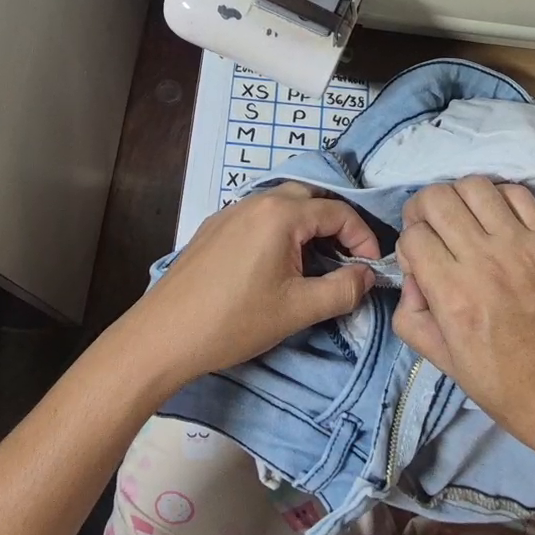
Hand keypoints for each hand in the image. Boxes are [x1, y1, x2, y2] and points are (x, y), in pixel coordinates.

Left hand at [116, 183, 379, 392]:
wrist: (164, 335)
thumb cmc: (234, 321)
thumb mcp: (298, 310)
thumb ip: (342, 289)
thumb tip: (366, 276)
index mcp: (281, 213)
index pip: (338, 212)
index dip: (363, 238)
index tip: (370, 269)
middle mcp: (257, 200)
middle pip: (310, 198)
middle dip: (336, 226)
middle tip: (346, 260)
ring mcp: (231, 211)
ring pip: (282, 205)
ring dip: (307, 227)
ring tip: (315, 264)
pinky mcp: (213, 228)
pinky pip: (258, 217)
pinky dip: (279, 231)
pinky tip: (276, 265)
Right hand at [394, 177, 534, 447]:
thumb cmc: (509, 389)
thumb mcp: (445, 364)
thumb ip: (412, 318)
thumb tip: (412, 278)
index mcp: (453, 296)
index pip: (413, 236)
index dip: (408, 245)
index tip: (418, 262)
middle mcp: (484, 261)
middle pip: (437, 198)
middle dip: (423, 211)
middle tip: (431, 231)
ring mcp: (521, 246)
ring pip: (474, 185)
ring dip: (458, 197)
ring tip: (462, 220)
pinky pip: (517, 193)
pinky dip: (498, 197)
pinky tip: (496, 219)